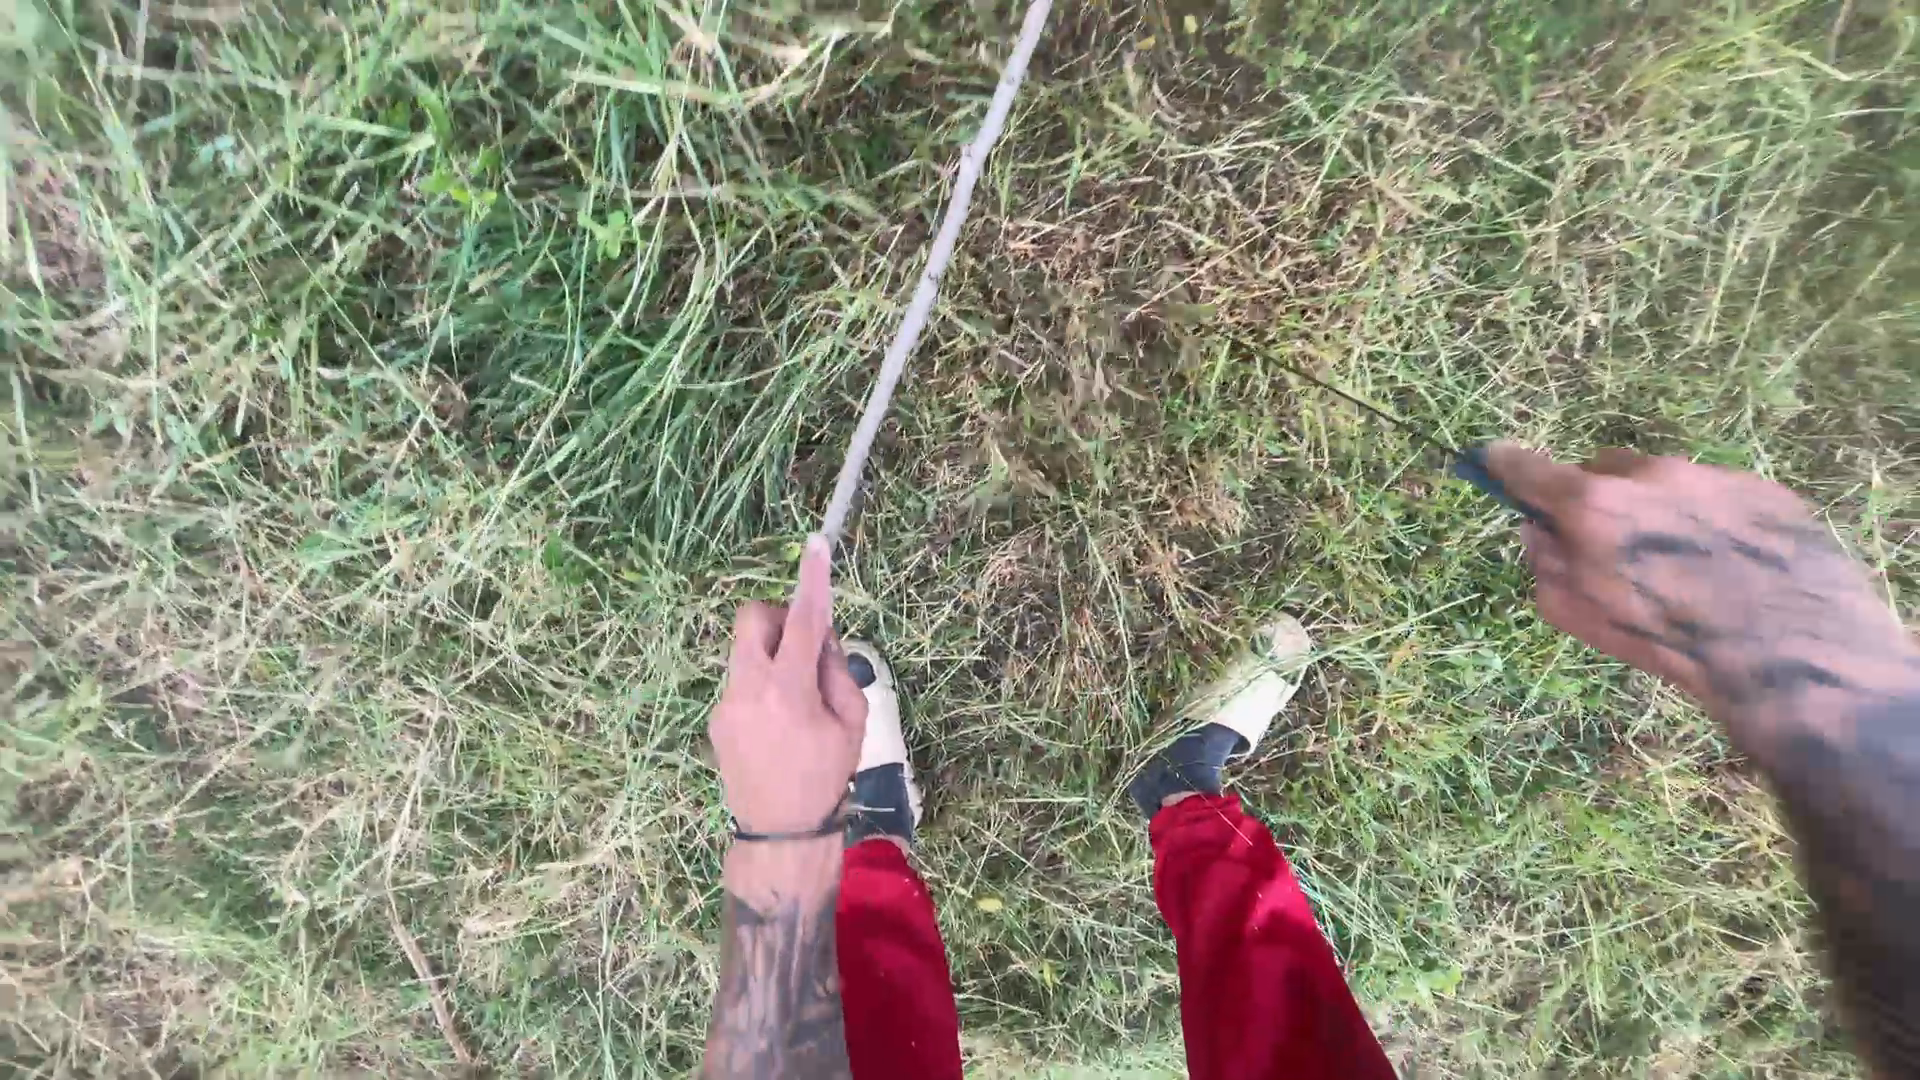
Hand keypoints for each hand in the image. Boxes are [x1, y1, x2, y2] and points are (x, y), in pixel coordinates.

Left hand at [710, 534, 866, 834]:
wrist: (781, 832)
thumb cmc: (827, 775)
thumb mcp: (852, 720)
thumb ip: (836, 668)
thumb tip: (820, 637)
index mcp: (788, 691)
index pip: (802, 622)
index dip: (811, 580)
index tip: (815, 544)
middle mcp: (748, 689)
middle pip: (753, 618)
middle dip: (781, 617)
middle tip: (806, 645)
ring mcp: (726, 703)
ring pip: (746, 648)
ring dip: (775, 651)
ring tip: (798, 694)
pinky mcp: (717, 716)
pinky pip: (742, 676)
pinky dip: (764, 678)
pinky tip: (780, 718)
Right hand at [1485, 442, 1911, 727]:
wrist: (1788, 653)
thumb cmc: (1659, 634)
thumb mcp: (1569, 609)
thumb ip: (1543, 560)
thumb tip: (1538, 528)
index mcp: (1590, 503)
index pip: (1525, 467)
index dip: (1501, 464)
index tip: (1489, 460)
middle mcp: (1647, 475)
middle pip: (1600, 468)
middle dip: (1594, 494)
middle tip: (1606, 537)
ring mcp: (1711, 477)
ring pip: (1660, 478)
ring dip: (1651, 503)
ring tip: (1676, 556)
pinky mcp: (1766, 490)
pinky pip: (1715, 492)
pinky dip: (1704, 515)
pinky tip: (1721, 559)